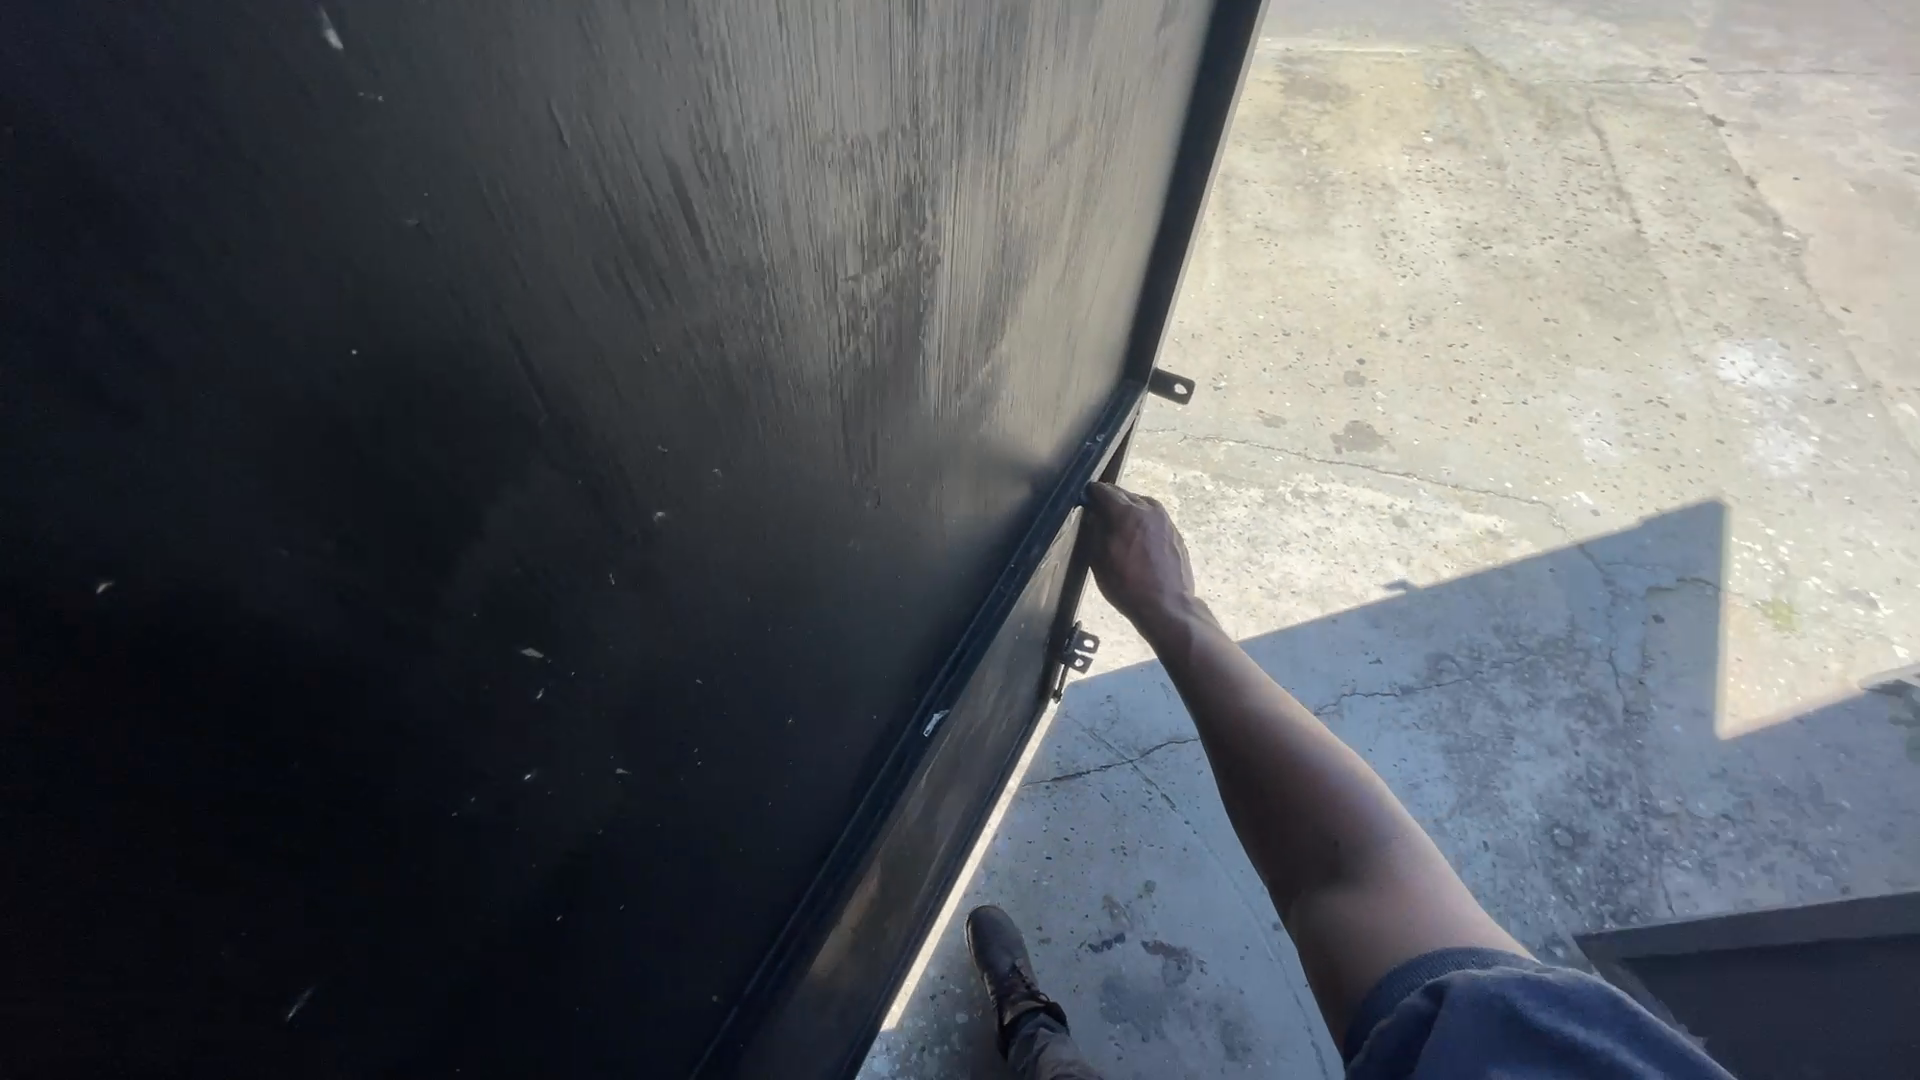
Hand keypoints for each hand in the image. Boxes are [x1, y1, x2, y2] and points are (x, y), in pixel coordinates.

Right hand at [1083, 482, 1202, 639]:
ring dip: (1128, 510)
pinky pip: (1154, 518)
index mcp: (1126, 512)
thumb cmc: (1126, 584)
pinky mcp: (1175, 533)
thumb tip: (1093, 514)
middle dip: (1110, 501)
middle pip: (1124, 495)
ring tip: (1118, 527)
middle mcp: (1148, 509)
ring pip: (1141, 504)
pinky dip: (1142, 521)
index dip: (1090, 494)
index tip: (1084, 500)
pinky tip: (1137, 539)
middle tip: (1099, 514)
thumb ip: (1094, 530)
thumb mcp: (1098, 558)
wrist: (1166, 605)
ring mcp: (1165, 520)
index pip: (1103, 490)